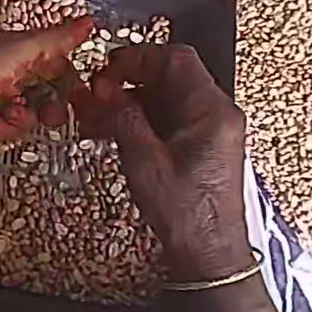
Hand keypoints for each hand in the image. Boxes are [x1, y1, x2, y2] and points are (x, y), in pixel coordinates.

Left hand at [0, 17, 93, 140]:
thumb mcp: (23, 49)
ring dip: (22, 117)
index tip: (77, 94)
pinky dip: (1, 127)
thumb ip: (58, 39)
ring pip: (29, 114)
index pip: (55, 63)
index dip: (68, 79)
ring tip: (7, 112)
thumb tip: (87, 23)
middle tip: (49, 114)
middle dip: (49, 106)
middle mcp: (7, 71)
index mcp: (17, 49)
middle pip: (45, 93)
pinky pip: (9, 128)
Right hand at [78, 44, 250, 279]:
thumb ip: (125, 120)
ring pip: (165, 100)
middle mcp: (216, 115)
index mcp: (212, 111)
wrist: (208, 254)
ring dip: (130, 103)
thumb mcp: (146, 162)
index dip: (138, 58)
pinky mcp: (200, 147)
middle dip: (128, 82)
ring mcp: (210, 131)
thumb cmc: (185, 213)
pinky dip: (140, 121)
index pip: (176, 60)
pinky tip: (111, 132)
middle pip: (170, 78)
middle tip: (96, 93)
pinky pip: (168, 120)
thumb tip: (106, 93)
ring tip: (95, 116)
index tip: (107, 68)